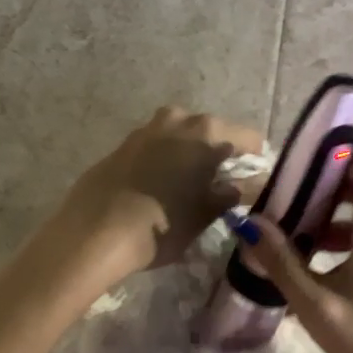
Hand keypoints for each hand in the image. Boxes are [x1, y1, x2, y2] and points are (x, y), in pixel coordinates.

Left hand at [55, 105, 263, 280]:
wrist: (95, 232)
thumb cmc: (162, 224)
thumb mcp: (207, 214)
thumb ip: (233, 194)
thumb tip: (250, 185)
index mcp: (205, 132)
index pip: (247, 139)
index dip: (257, 161)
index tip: (258, 183)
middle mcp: (177, 120)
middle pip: (211, 133)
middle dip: (220, 156)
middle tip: (223, 187)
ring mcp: (144, 130)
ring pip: (180, 138)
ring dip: (189, 157)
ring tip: (191, 189)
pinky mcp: (120, 147)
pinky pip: (155, 150)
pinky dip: (164, 163)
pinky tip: (160, 191)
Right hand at [237, 121, 352, 352]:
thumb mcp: (315, 303)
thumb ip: (280, 259)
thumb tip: (247, 222)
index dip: (341, 131)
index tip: (303, 147)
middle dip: (321, 179)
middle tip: (281, 202)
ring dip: (332, 209)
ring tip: (294, 237)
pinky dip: (350, 226)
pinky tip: (321, 258)